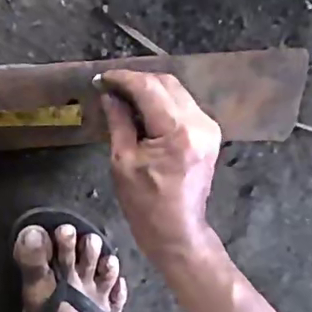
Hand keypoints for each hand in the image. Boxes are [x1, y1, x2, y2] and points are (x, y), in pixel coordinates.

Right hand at [98, 70, 222, 257]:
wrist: (178, 232)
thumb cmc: (146, 206)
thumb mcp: (123, 163)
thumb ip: (118, 123)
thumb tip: (110, 96)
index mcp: (177, 132)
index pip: (149, 88)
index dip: (123, 79)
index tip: (102, 79)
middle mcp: (199, 124)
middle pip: (167, 83)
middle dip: (137, 81)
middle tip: (111, 87)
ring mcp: (208, 128)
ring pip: (177, 92)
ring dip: (150, 91)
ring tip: (124, 99)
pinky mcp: (209, 135)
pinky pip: (184, 107)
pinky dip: (163, 104)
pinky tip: (144, 112)